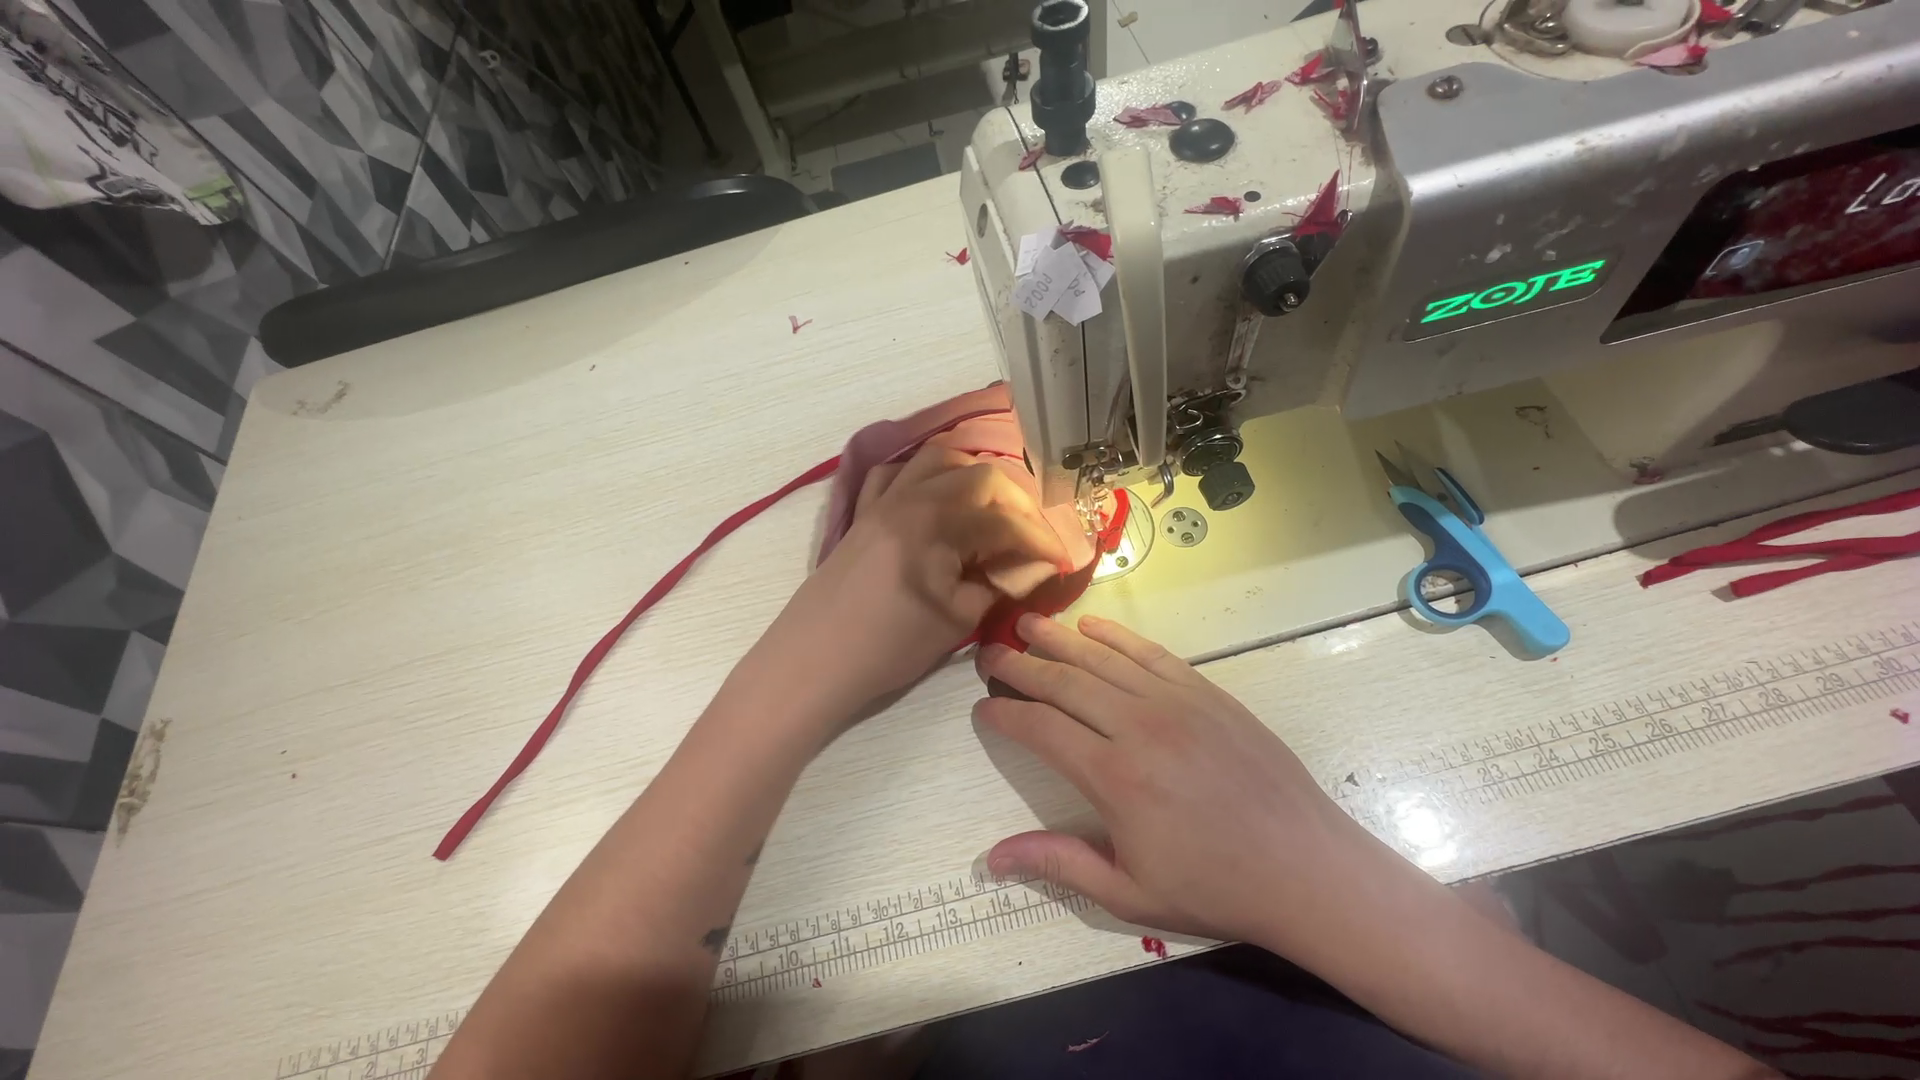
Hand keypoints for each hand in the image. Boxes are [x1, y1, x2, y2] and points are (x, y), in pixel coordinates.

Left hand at [751, 445, 1068, 724]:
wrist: (813, 660)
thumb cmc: (887, 647)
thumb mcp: (956, 622)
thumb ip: (999, 585)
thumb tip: (1034, 566)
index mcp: (936, 525)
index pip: (1005, 521)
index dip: (1039, 540)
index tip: (1059, 561)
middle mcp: (910, 498)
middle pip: (978, 475)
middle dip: (1015, 501)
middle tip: (1030, 535)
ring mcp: (882, 500)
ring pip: (937, 459)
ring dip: (972, 475)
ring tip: (991, 510)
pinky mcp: (863, 512)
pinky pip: (895, 472)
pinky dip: (923, 474)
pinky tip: (936, 498)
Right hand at [974, 614, 1395, 948]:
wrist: (1305, 868)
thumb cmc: (1214, 888)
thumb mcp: (1129, 894)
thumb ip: (1059, 863)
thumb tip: (991, 858)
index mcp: (1114, 778)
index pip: (1039, 728)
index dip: (1004, 714)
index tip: (981, 708)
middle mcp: (1139, 727)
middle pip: (1063, 682)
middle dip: (1019, 665)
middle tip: (989, 654)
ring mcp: (1177, 703)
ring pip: (1103, 659)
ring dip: (1059, 639)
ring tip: (1027, 624)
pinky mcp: (1208, 693)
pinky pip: (1151, 654)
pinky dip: (1116, 637)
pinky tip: (1091, 627)